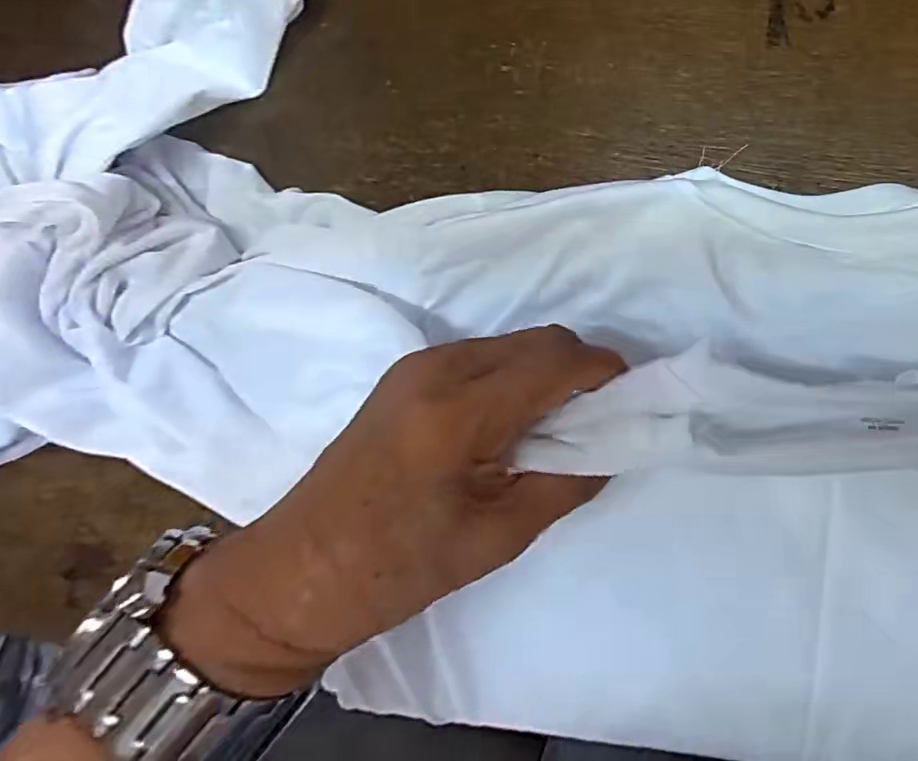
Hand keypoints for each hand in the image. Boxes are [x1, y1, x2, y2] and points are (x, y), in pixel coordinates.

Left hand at [160, 326, 624, 696]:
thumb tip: (613, 447)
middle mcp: (439, 370)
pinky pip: (492, 352)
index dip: (606, 371)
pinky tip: (514, 418)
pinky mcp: (411, 372)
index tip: (629, 398)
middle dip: (583, 368)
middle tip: (596, 415)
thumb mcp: (499, 538)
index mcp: (458, 414)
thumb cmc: (395, 569)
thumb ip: (569, 483)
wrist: (288, 577)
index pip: (557, 361)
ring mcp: (420, 365)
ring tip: (556, 421)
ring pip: (520, 341)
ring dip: (552, 369)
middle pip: (544, 339)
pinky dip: (521, 373)